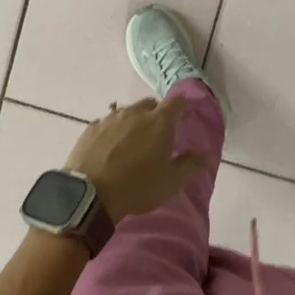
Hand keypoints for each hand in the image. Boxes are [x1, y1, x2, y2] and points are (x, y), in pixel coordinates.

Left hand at [64, 96, 203, 219]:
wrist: (92, 193)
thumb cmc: (138, 186)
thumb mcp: (171, 181)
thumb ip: (189, 164)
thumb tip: (203, 154)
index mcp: (158, 122)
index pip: (175, 102)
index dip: (180, 107)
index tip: (182, 117)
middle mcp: (134, 113)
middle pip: (149, 104)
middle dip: (156, 114)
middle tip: (158, 134)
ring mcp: (110, 118)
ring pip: (126, 112)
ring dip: (133, 121)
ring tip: (133, 142)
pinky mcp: (91, 128)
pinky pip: (107, 123)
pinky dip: (113, 131)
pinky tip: (111, 147)